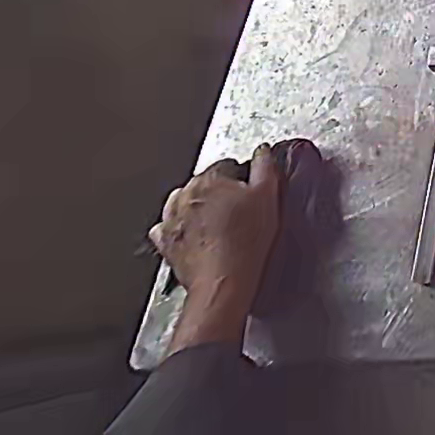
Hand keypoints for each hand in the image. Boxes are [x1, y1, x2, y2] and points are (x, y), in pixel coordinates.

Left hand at [155, 144, 282, 352]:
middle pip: (205, 183)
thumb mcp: (268, 195)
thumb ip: (265, 166)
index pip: (227, 166)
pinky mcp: (166, 243)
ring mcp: (171, 219)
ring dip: (199, 208)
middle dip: (220, 192)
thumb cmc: (246, 240)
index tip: (251, 193)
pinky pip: (168, 227)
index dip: (243, 178)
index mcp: (209, 179)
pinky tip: (196, 235)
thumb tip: (262, 151)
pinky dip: (180, 228)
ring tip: (219, 224)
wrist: (223, 283)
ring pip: (184, 202)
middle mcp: (184, 195)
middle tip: (239, 211)